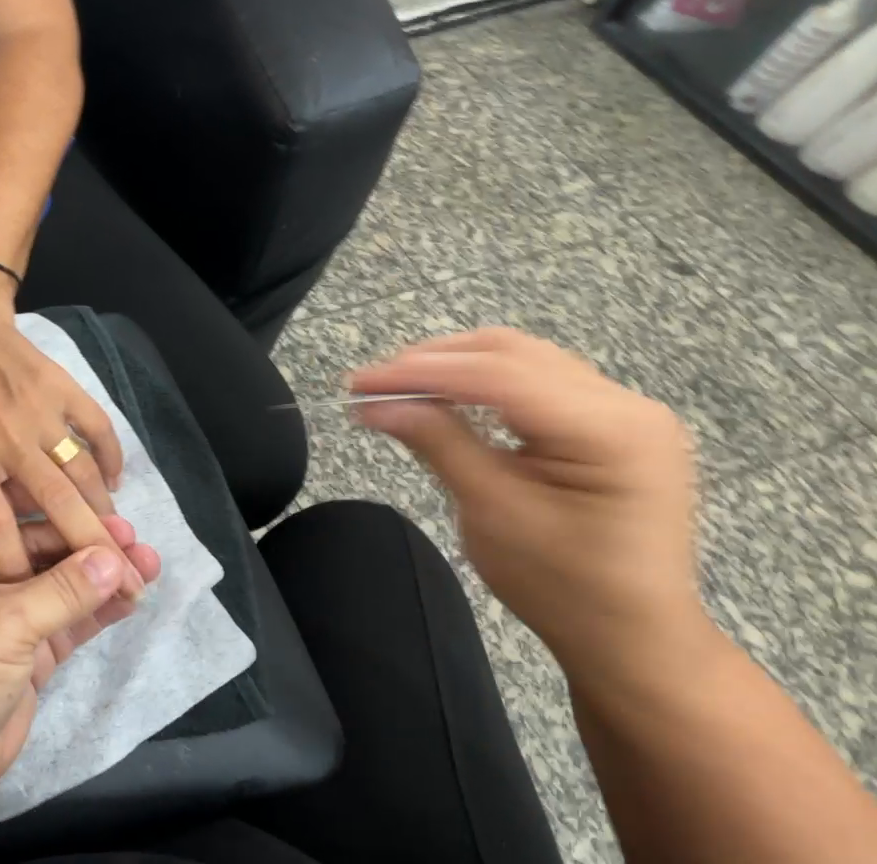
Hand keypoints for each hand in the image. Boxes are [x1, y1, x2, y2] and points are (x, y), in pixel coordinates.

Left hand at [0, 268, 142, 597]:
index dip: (17, 569)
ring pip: (84, 472)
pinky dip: (111, 460)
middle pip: (56, 506)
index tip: (34, 599)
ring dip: (104, 511)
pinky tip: (112, 485)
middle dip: (90, 551)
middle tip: (121, 583)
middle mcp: (7, 441)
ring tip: (116, 542)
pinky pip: (100, 430)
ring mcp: (41, 413)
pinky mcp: (65, 389)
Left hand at [0, 510, 159, 844]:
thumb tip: (115, 557)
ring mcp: (9, 610)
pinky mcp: (28, 648)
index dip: (59, 501)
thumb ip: (64, 590)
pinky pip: (70, 620)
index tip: (107, 501)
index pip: (15, 507)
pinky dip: (100, 610)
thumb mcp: (6, 622)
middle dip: (92, 542)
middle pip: (46, 543)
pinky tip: (133, 599)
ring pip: (64, 582)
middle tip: (139, 542)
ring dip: (104, 575)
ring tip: (151, 564)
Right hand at [349, 328, 705, 668]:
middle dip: (433, 361)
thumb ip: (437, 443)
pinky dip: (481, 380)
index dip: (419, 371)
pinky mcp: (610, 423)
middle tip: (371, 383)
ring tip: (397, 386)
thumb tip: (375, 403)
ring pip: (521, 358)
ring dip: (454, 365)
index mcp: (610, 429)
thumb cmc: (565, 586)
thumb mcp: (492, 512)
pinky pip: (536, 379)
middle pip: (511, 353)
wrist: (632, 637)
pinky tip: (443, 395)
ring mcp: (623, 411)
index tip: (358, 382)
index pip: (497, 375)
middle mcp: (626, 405)